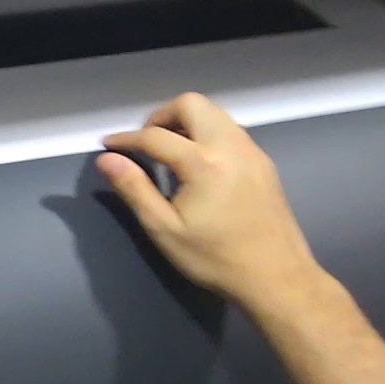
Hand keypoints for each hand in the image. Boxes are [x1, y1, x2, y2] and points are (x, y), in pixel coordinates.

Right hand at [96, 92, 327, 313]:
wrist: (277, 279)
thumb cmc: (214, 258)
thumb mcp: (163, 228)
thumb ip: (134, 188)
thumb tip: (107, 159)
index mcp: (204, 163)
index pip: (155, 136)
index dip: (126, 139)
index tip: (107, 146)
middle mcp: (231, 147)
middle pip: (192, 104)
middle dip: (161, 117)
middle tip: (144, 144)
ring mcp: (252, 152)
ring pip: (214, 114)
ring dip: (185, 123)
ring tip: (168, 152)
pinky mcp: (263, 163)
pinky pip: (229, 131)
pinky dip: (206, 134)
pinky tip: (196, 165)